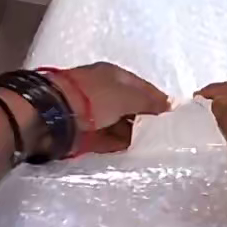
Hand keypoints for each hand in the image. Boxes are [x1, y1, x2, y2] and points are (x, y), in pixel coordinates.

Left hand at [41, 63, 170, 153]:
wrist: (55, 115)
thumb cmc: (94, 98)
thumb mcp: (126, 96)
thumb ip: (148, 102)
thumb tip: (168, 105)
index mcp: (113, 75)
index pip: (141, 86)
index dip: (157, 98)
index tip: (172, 114)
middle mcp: (102, 92)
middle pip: (129, 106)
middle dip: (145, 118)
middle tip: (163, 133)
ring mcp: (91, 113)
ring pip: (118, 123)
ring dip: (132, 133)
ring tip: (151, 145)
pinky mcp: (84, 133)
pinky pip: (107, 138)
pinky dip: (118, 144)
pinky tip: (132, 151)